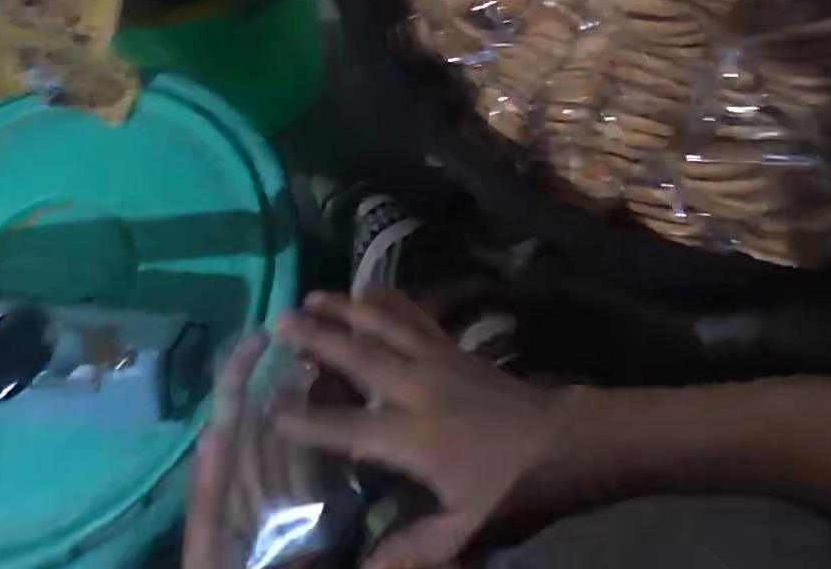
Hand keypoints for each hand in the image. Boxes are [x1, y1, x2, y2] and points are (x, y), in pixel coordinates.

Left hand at [186, 333, 330, 568]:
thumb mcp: (207, 552)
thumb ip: (207, 499)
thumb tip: (213, 434)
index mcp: (221, 487)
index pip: (231, 419)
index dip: (240, 375)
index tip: (258, 337)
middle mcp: (248, 485)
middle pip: (264, 420)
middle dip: (279, 377)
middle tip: (304, 336)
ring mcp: (279, 500)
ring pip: (289, 437)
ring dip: (301, 397)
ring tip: (319, 356)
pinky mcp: (308, 518)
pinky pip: (310, 471)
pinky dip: (317, 438)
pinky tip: (331, 409)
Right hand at [273, 290, 567, 568]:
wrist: (561, 438)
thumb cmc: (511, 486)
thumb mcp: (469, 529)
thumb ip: (415, 550)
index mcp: (416, 436)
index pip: (349, 427)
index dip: (307, 419)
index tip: (269, 407)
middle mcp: (417, 386)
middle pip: (358, 355)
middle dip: (316, 338)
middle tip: (279, 320)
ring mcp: (434, 357)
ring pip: (382, 323)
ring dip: (345, 306)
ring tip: (313, 294)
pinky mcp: (449, 344)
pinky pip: (413, 313)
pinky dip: (387, 297)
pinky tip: (368, 287)